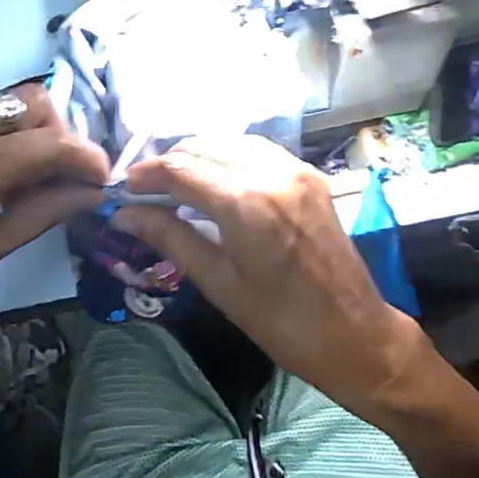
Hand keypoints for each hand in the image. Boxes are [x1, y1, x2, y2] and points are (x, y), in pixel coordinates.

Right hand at [114, 135, 437, 421]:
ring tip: (174, 186)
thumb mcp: (218, 282)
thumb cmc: (281, 322)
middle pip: (202, 147)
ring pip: (230, 142)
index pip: (180, 169)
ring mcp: (295, 170)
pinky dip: (227, 157)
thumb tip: (124, 215)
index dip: (145, 174)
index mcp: (246, 204)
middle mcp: (271, 173)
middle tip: (144, 191)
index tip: (122, 189)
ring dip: (197, 156)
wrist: (356, 335)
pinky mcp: (310, 176)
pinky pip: (257, 150)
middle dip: (167, 163)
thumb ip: (170, 237)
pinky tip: (214, 181)